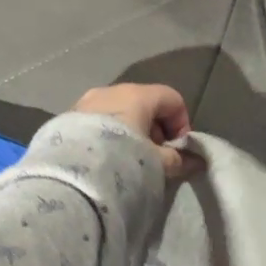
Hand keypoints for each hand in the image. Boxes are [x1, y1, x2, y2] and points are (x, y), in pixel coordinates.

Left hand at [72, 84, 199, 181]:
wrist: (69, 174)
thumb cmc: (123, 160)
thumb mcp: (157, 163)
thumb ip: (179, 160)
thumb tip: (197, 162)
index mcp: (137, 95)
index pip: (172, 99)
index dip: (181, 123)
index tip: (176, 149)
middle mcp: (112, 90)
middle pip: (145, 103)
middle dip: (155, 129)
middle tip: (154, 157)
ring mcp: (87, 102)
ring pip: (119, 111)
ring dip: (130, 132)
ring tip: (128, 160)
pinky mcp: (68, 117)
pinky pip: (98, 121)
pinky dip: (109, 134)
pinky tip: (105, 158)